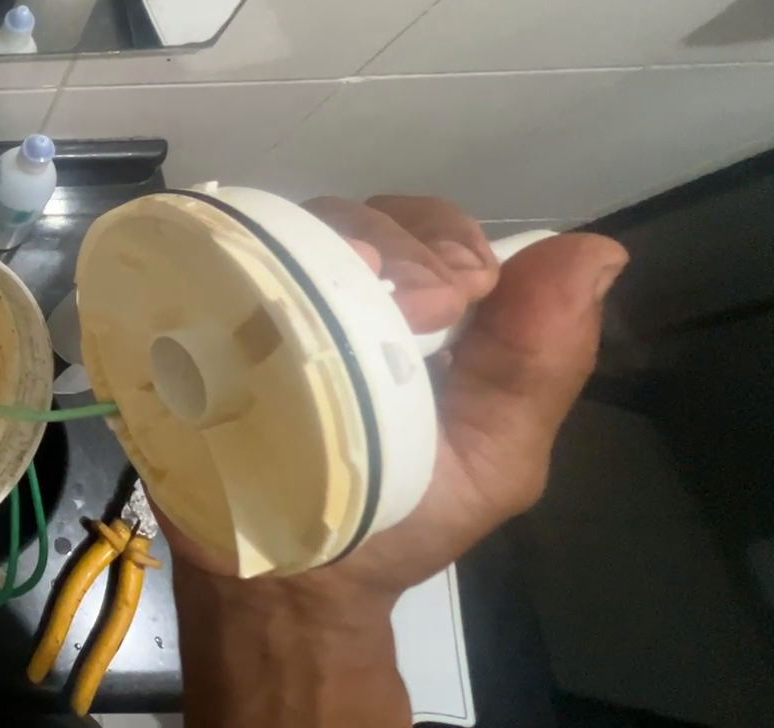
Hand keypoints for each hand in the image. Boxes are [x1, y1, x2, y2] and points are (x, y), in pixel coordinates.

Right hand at [172, 195, 628, 610]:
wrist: (276, 574)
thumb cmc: (388, 520)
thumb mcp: (490, 457)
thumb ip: (537, 365)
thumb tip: (594, 252)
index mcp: (410, 317)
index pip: (428, 230)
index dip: (443, 241)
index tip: (452, 298)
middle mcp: (328, 297)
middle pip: (352, 216)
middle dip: (388, 245)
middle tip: (401, 313)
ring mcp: (254, 305)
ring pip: (278, 229)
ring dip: (307, 248)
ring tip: (320, 308)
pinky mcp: (196, 322)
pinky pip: (208, 265)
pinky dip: (227, 258)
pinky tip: (243, 290)